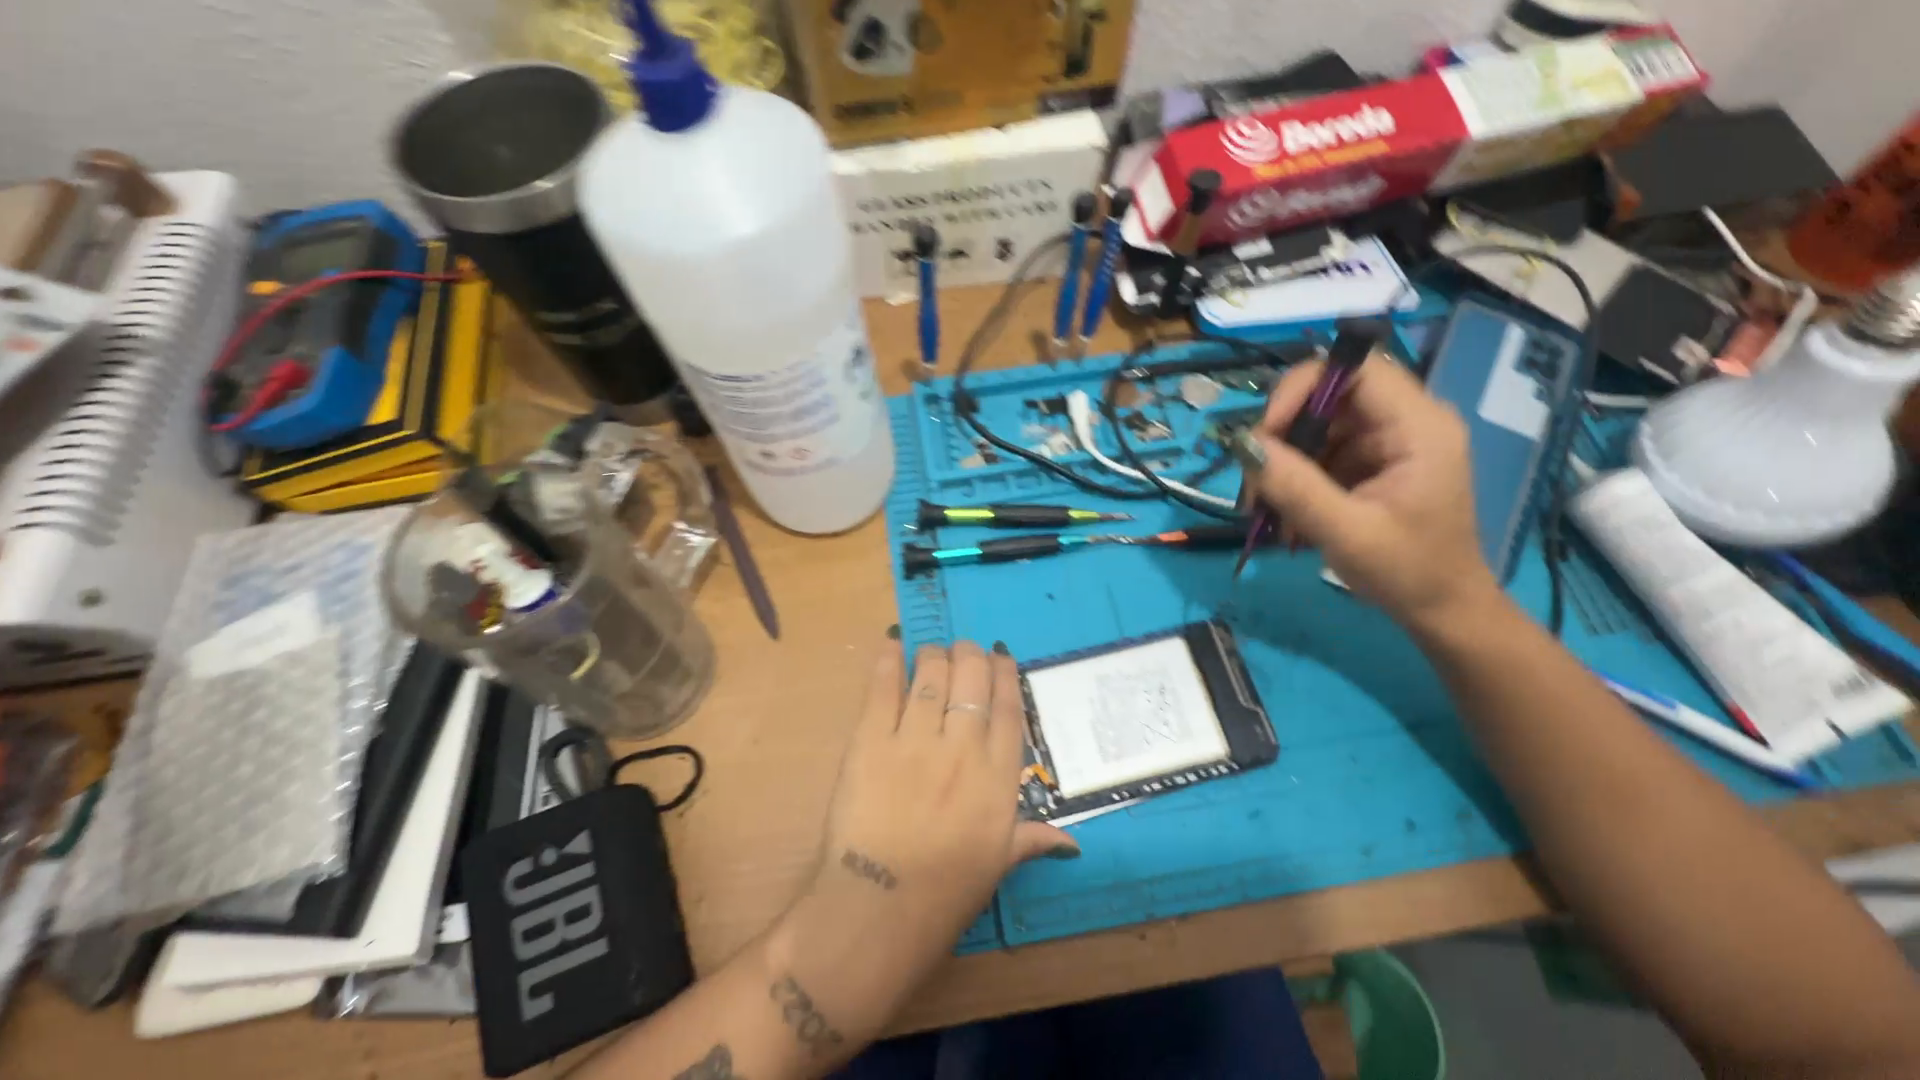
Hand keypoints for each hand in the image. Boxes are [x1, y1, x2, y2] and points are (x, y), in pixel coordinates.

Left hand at [767, 639, 1076, 1042]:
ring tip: (932, 650)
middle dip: (970, 656)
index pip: (1008, 708)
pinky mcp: (870, 740)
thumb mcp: (999, 863)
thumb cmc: (948, 889)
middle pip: (972, 681)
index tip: (1000, 655)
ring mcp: (915, 739)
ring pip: (931, 676)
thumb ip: (1032, 840)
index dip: (1005, 674)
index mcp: (999, 776)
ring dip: (934, 655)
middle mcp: (962, 747)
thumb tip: (1070, 843)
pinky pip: (883, 689)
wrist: (883, 903)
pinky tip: (892, 642)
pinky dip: (888, 662)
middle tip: (963, 652)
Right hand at [1254, 355, 1502, 631]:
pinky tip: (1286, 516)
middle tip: (1254, 482)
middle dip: (1284, 435)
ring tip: (1265, 510)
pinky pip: (1323, 452)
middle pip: (1329, 396)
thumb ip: (1295, 487)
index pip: (1354, 369)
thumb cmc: (1407, 573)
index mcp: (1419, 426)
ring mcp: (1389, 442)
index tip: (1265, 433)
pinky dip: (1296, 479)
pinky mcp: (1374, 462)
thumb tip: (1244, 444)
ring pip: (1319, 426)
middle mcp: (1407, 421)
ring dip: (1283, 463)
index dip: (1302, 388)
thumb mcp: (1346, 533)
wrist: (1443, 612)